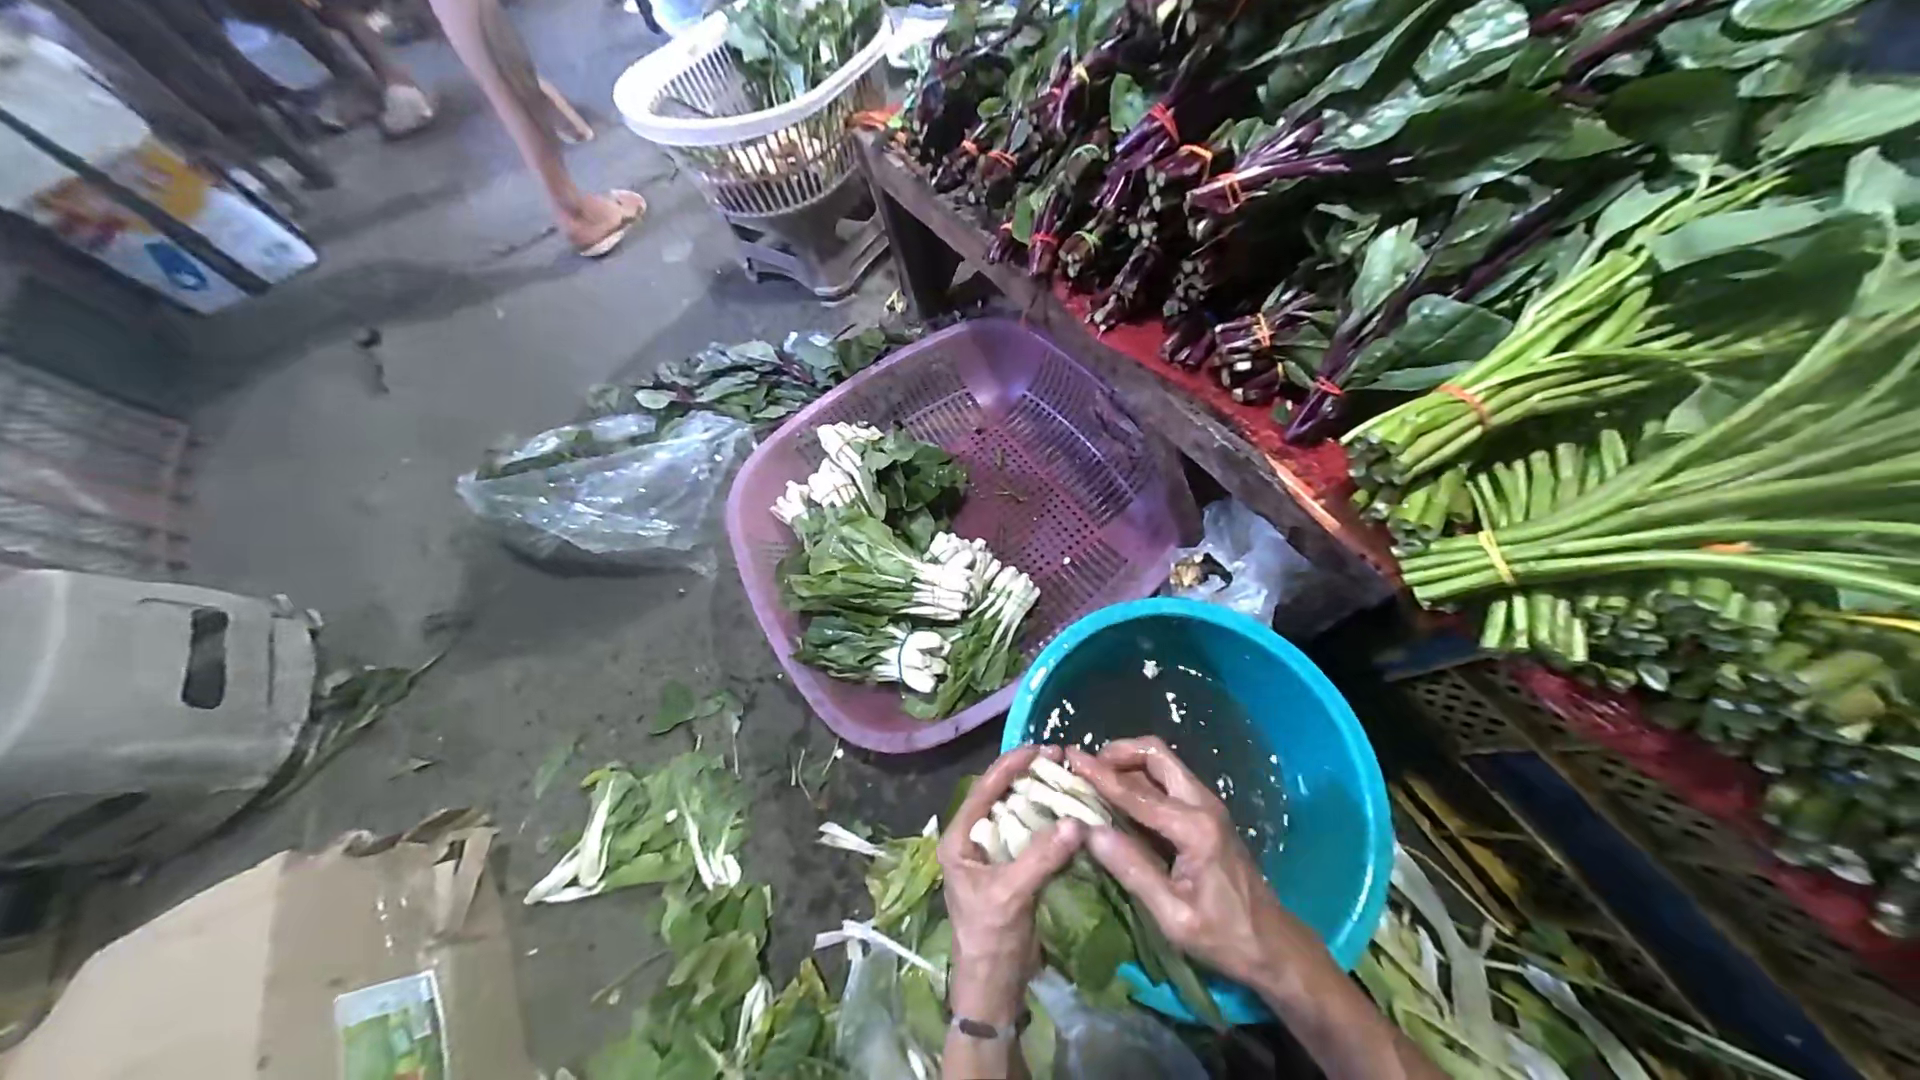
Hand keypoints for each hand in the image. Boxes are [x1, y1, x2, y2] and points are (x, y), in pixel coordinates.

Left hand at [938, 744, 1084, 1023]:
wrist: (993, 987)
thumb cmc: (989, 939)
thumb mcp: (1011, 895)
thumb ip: (1040, 857)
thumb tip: (1075, 821)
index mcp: (960, 838)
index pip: (985, 790)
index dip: (1010, 765)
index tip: (1039, 748)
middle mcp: (975, 839)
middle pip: (1002, 796)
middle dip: (1029, 777)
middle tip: (1061, 759)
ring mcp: (994, 854)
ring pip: (1019, 814)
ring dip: (1041, 797)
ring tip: (1069, 779)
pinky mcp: (1013, 868)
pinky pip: (1032, 835)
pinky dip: (1050, 822)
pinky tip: (1071, 812)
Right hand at [1067, 737, 1332, 1002]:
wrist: (1273, 944)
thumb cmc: (1224, 936)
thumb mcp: (1173, 916)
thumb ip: (1132, 870)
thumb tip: (1089, 831)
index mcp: (1194, 828)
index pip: (1136, 792)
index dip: (1099, 774)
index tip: (1070, 756)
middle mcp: (1203, 804)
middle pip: (1156, 754)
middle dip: (1118, 752)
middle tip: (1086, 766)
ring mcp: (1207, 805)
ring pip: (1163, 762)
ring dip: (1129, 761)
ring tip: (1097, 777)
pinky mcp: (1206, 813)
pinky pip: (1168, 779)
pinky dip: (1140, 776)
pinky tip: (1121, 796)